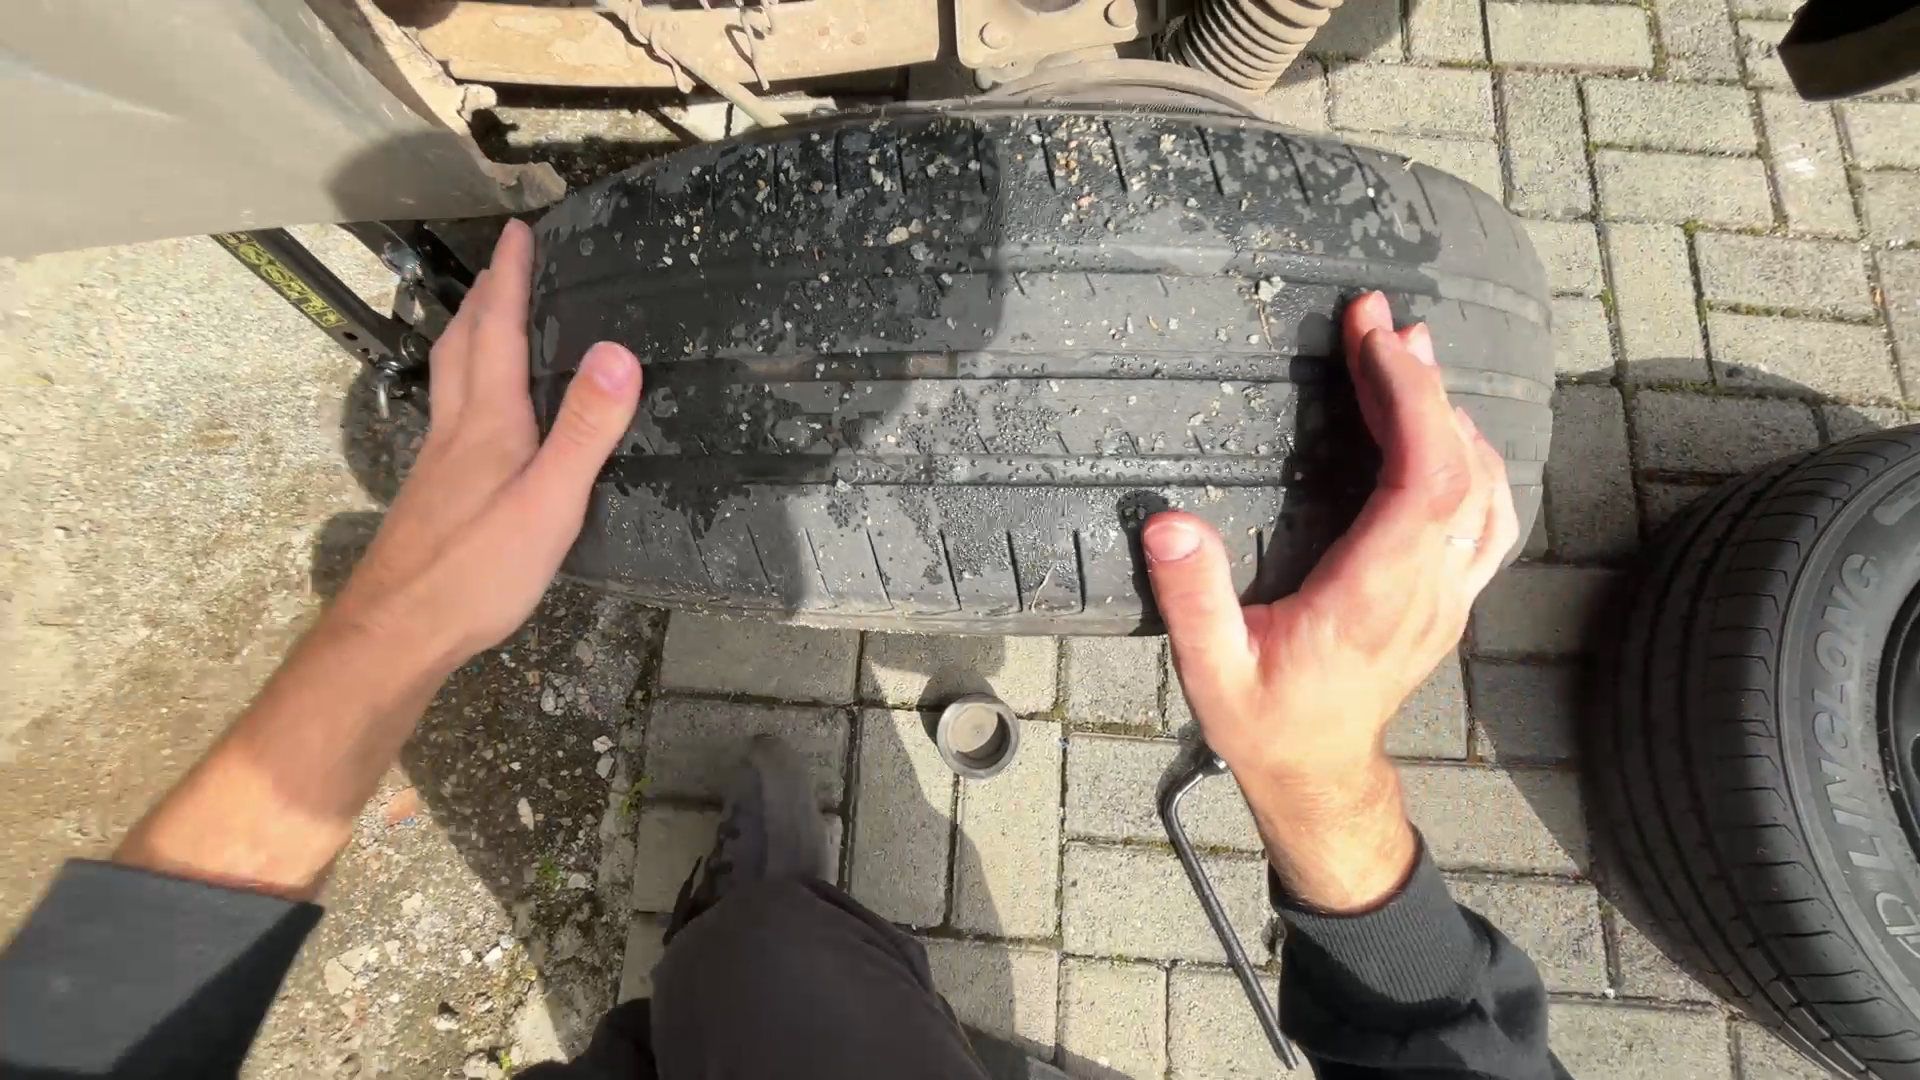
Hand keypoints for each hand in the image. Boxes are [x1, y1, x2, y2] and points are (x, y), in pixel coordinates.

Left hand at [330, 218, 642, 673]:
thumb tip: (618, 354)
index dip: (510, 280)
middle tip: (505, 266)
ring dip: (468, 337)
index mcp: (489, 422)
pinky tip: (482, 410)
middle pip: (462, 347)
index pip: (497, 333)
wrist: (399, 631)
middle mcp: (458, 430)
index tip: (521, 233)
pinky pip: (455, 415)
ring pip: (451, 381)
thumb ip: (584, 429)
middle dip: (484, 299)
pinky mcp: (440, 492)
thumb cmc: (480, 567)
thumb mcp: (551, 499)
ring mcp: (442, 463)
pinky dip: (469, 386)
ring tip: (488, 318)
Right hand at [1145, 290, 1518, 911]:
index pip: (1420, 481)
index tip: (1376, 341)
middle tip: (1382, 323)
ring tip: (1410, 356)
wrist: (1317, 772)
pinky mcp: (1446, 597)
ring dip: (1452, 414)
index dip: (1410, 402)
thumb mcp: (1211, 670)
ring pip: (1484, 488)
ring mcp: (1447, 594)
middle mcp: (1425, 589)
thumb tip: (1167, 524)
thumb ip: (1192, 599)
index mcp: (1372, 597)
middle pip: (1459, 468)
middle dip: (1423, 385)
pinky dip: (1472, 457)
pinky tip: (1447, 431)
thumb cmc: (1265, 723)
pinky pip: (1486, 515)